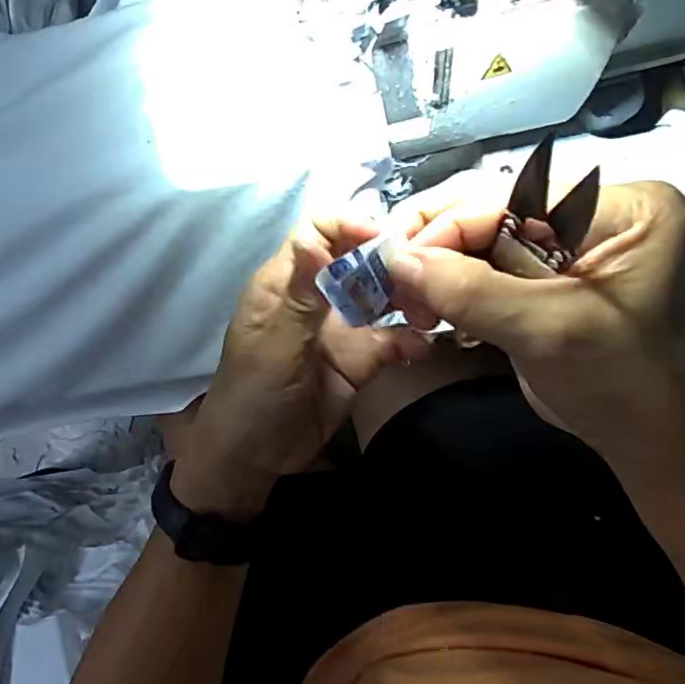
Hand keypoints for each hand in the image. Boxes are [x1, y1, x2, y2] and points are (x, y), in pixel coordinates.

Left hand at [165, 216, 431, 517]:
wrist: (256, 458)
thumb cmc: (253, 393)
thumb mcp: (275, 343)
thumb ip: (299, 293)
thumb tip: (313, 237)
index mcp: (287, 281)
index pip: (319, 232)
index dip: (350, 225)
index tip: (384, 238)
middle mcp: (317, 294)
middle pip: (359, 258)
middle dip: (392, 260)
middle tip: (424, 273)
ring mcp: (340, 325)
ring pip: (382, 294)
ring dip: (409, 297)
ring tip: (431, 310)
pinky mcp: (360, 357)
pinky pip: (392, 338)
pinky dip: (411, 339)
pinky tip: (423, 347)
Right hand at [387, 173, 684, 459]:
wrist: (659, 448)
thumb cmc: (623, 387)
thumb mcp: (548, 332)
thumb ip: (470, 291)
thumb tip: (397, 260)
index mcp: (622, 206)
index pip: (514, 197)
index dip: (448, 226)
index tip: (396, 265)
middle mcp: (595, 210)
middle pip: (495, 210)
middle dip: (439, 246)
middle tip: (395, 282)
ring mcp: (571, 242)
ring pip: (483, 238)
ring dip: (440, 267)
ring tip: (410, 301)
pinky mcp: (549, 274)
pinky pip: (488, 265)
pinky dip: (453, 284)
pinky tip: (430, 304)